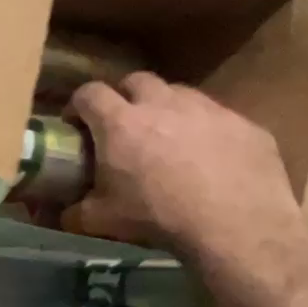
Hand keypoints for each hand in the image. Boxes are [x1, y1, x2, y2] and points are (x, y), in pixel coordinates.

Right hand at [63, 73, 307, 261]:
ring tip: (166, 137)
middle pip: (137, 80)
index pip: (89, 92)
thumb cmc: (157, 216)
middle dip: (124, 96)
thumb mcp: (99, 218)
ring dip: (166, 108)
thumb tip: (60, 212)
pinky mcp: (247, 125)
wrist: (236, 226)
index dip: (78, 105)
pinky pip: (218, 116)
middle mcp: (163, 106)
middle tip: (121, 124)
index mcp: (120, 123)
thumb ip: (72, 209)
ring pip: (180, 93)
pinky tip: (206, 157)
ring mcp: (210, 111)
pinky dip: (204, 129)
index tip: (76, 124)